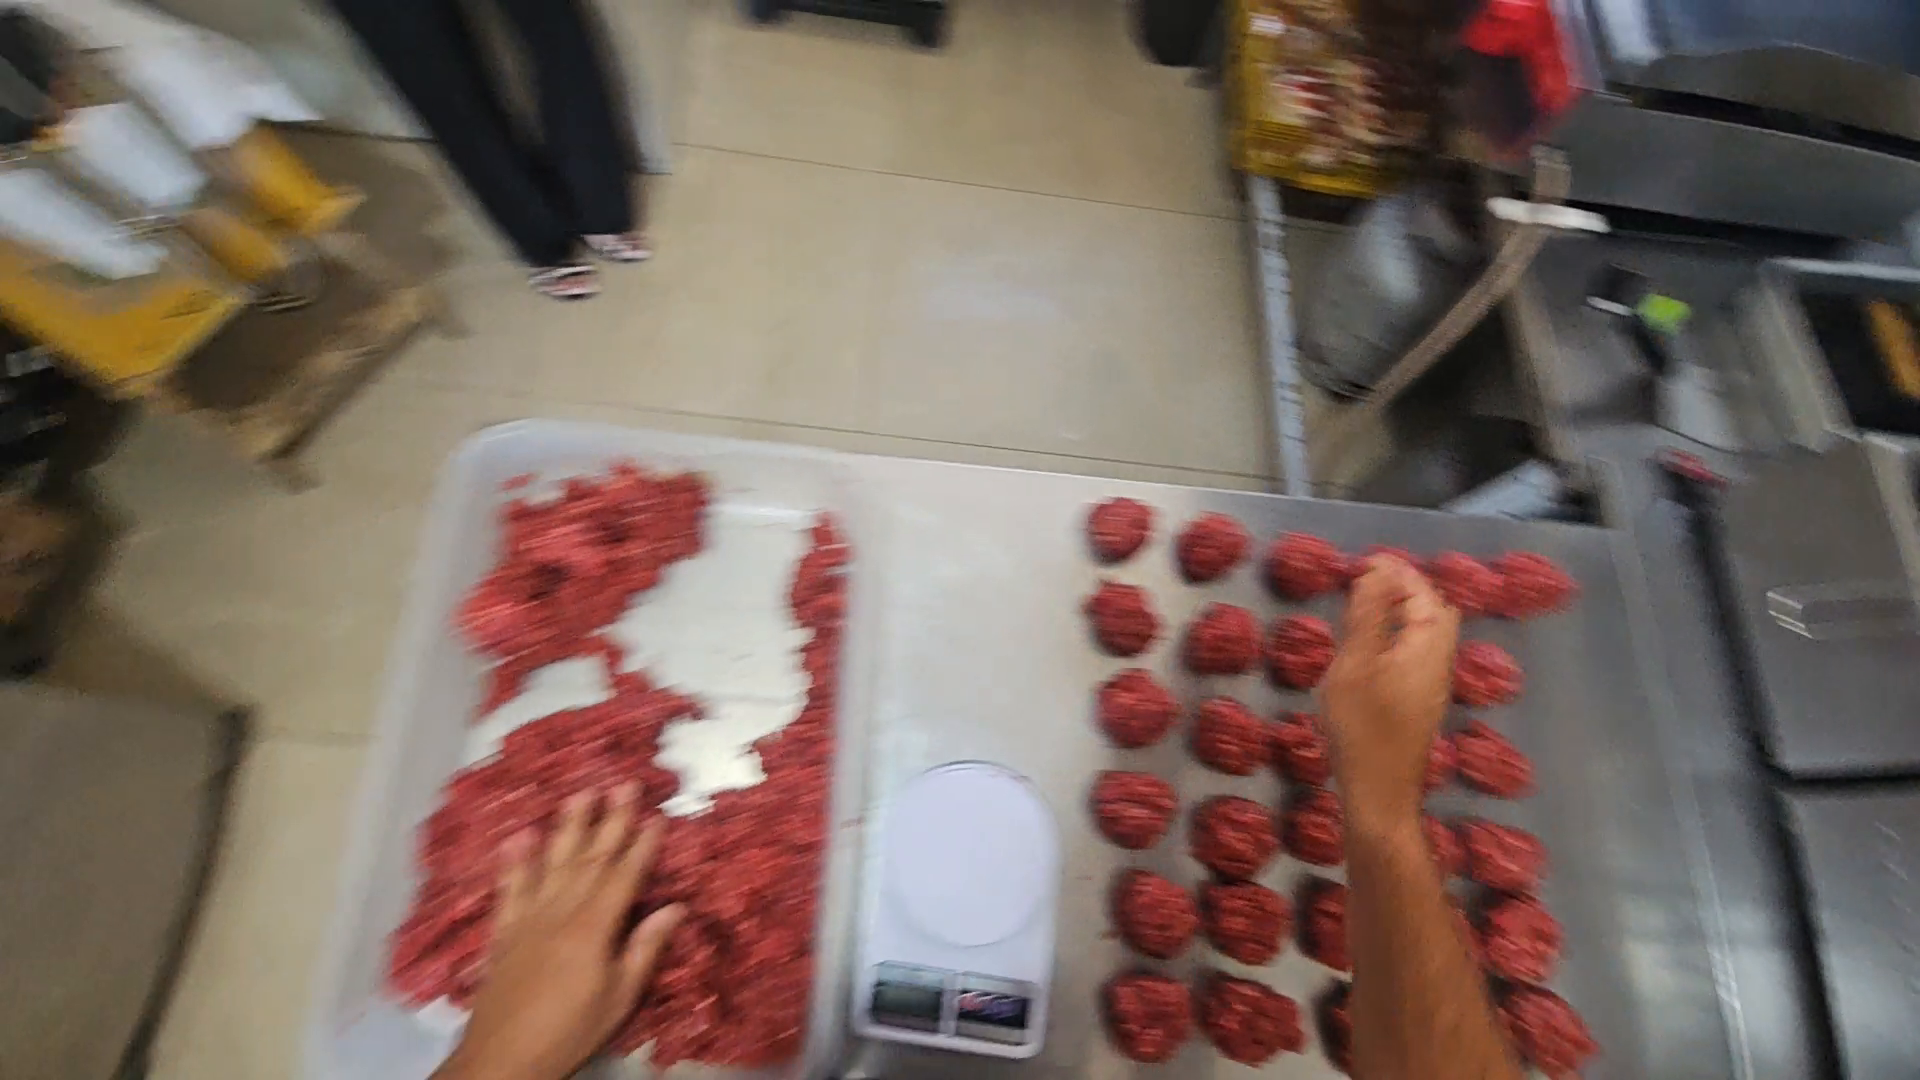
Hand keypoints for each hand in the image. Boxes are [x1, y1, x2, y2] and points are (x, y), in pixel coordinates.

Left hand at [436, 783, 685, 1079]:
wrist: (499, 1064)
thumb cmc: (569, 1031)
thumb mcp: (619, 998)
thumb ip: (645, 949)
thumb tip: (676, 907)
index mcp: (595, 928)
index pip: (625, 875)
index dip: (644, 844)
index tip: (658, 815)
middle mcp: (562, 912)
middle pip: (592, 858)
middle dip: (612, 819)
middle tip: (625, 784)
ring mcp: (528, 918)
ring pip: (553, 863)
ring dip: (569, 826)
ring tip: (581, 794)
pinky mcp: (503, 932)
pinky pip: (509, 890)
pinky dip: (514, 862)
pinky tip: (519, 836)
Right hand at [1320, 556, 1459, 836]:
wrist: (1380, 791)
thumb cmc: (1361, 726)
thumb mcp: (1354, 665)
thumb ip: (1367, 616)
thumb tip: (1379, 572)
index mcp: (1427, 648)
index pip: (1423, 595)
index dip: (1398, 572)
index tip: (1364, 560)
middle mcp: (1440, 662)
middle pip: (1435, 611)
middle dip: (1406, 587)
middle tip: (1366, 579)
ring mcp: (1432, 684)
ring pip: (1428, 633)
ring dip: (1403, 610)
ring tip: (1364, 603)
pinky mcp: (1421, 700)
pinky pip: (1418, 650)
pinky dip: (1399, 632)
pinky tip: (1370, 643)